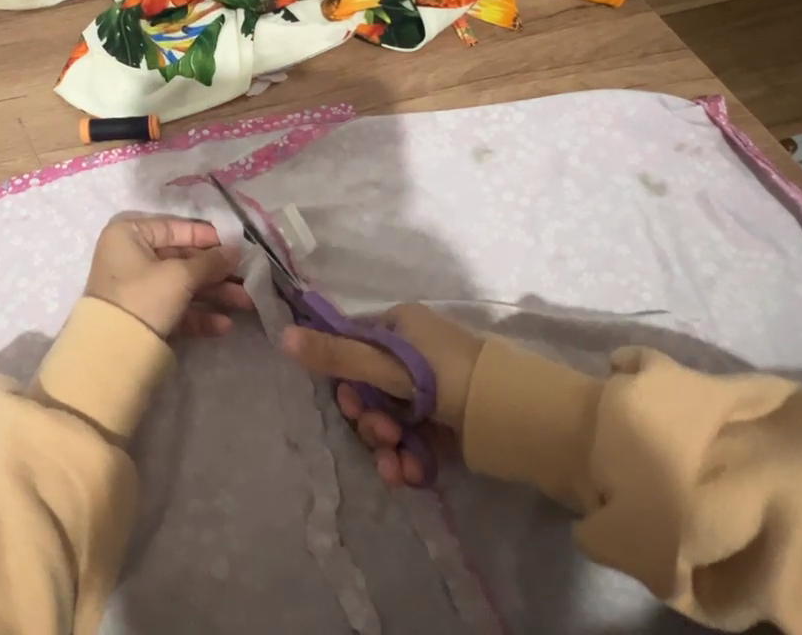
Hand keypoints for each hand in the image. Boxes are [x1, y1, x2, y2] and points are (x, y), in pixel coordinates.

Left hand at [84, 214, 254, 339]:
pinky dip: (199, 316)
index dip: (207, 237)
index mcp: (129, 235)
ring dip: (215, 294)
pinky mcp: (144, 317)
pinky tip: (224, 325)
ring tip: (246, 303)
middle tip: (248, 278)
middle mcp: (130, 257)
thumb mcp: (181, 275)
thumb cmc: (144, 295)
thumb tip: (236, 250)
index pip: (175, 228)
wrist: (113, 352)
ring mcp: (136, 290)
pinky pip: (176, 310)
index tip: (235, 244)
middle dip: (217, 272)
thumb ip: (211, 262)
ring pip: (183, 286)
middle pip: (182, 260)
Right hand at [281, 303, 482, 487]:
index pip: (353, 348)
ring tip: (397, 465)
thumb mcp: (386, 365)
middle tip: (383, 434)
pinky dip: (408, 458)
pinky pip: (414, 440)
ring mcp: (432, 392)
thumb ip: (335, 355)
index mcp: (399, 328)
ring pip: (390, 420)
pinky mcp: (448, 425)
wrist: (519, 418)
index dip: (344, 379)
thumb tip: (282, 336)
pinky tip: (411, 473)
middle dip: (369, 420)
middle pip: (369, 390)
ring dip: (386, 445)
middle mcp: (413, 355)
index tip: (349, 402)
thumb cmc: (446, 377)